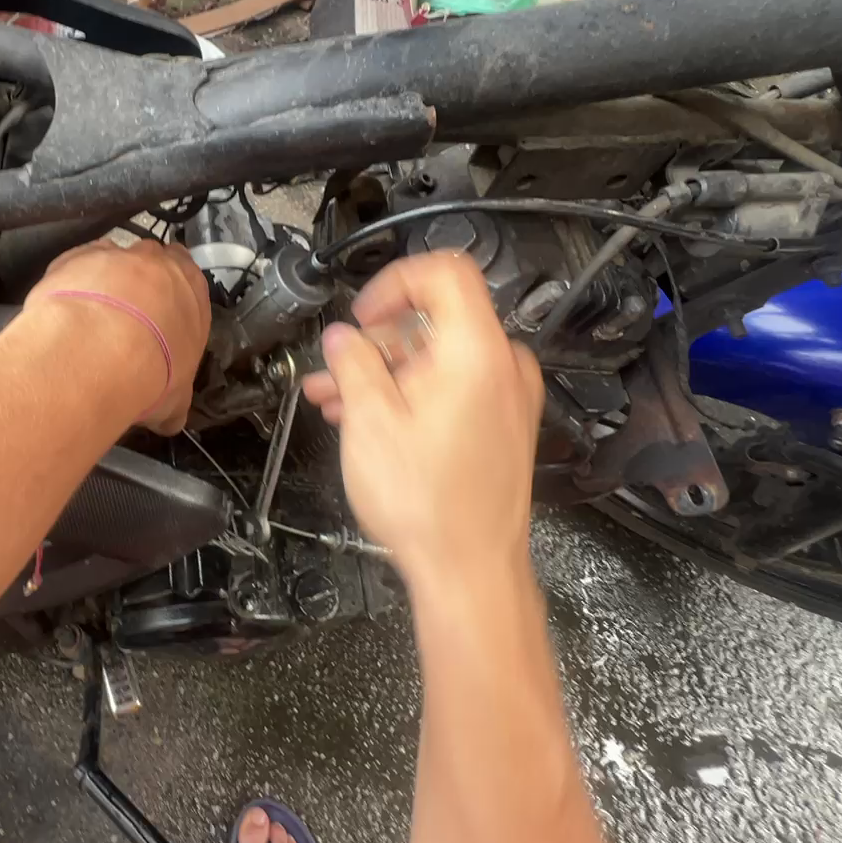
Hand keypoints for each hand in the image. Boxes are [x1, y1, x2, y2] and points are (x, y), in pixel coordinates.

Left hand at [27, 237, 210, 433]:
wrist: (98, 350)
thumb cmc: (152, 371)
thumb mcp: (175, 399)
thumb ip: (175, 401)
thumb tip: (169, 420)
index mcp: (193, 289)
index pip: (189, 280)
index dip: (172, 299)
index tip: (161, 319)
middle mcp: (157, 262)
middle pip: (151, 264)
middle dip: (140, 287)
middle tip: (125, 323)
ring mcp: (114, 255)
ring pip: (111, 262)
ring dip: (104, 285)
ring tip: (91, 323)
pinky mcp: (73, 256)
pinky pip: (75, 266)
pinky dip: (71, 285)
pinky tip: (67, 314)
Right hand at [301, 253, 543, 575]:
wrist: (469, 570)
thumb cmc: (428, 504)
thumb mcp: (369, 420)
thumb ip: (352, 363)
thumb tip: (344, 338)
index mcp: (475, 352)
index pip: (444, 273)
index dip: (394, 283)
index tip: (362, 313)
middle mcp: (502, 367)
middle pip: (433, 319)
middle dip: (375, 340)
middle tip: (336, 368)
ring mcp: (504, 398)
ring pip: (434, 357)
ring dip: (383, 370)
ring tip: (336, 397)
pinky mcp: (498, 424)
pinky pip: (449, 387)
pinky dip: (408, 392)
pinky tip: (366, 417)